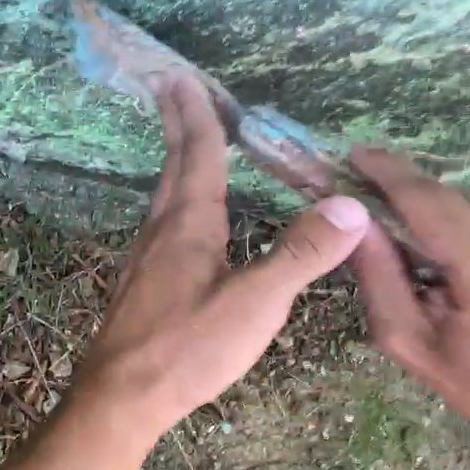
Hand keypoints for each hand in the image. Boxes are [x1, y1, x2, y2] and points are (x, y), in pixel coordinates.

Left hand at [73, 77, 371, 438]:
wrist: (121, 391)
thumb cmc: (188, 347)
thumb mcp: (255, 304)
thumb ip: (301, 256)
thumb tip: (349, 204)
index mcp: (188, 225)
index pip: (198, 155)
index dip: (197, 115)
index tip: (183, 78)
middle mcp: (161, 229)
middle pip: (174, 164)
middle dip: (178, 123)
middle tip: (173, 87)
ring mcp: (146, 254)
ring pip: (163, 191)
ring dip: (176, 157)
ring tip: (185, 139)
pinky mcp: (142, 278)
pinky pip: (162, 218)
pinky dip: (175, 194)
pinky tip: (181, 213)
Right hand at [347, 148, 469, 463]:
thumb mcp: (411, 343)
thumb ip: (379, 277)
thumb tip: (354, 220)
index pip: (436, 205)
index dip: (391, 175)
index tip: (357, 155)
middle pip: (458, 205)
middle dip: (416, 211)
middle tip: (383, 231)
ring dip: (453, 229)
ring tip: (447, 275)